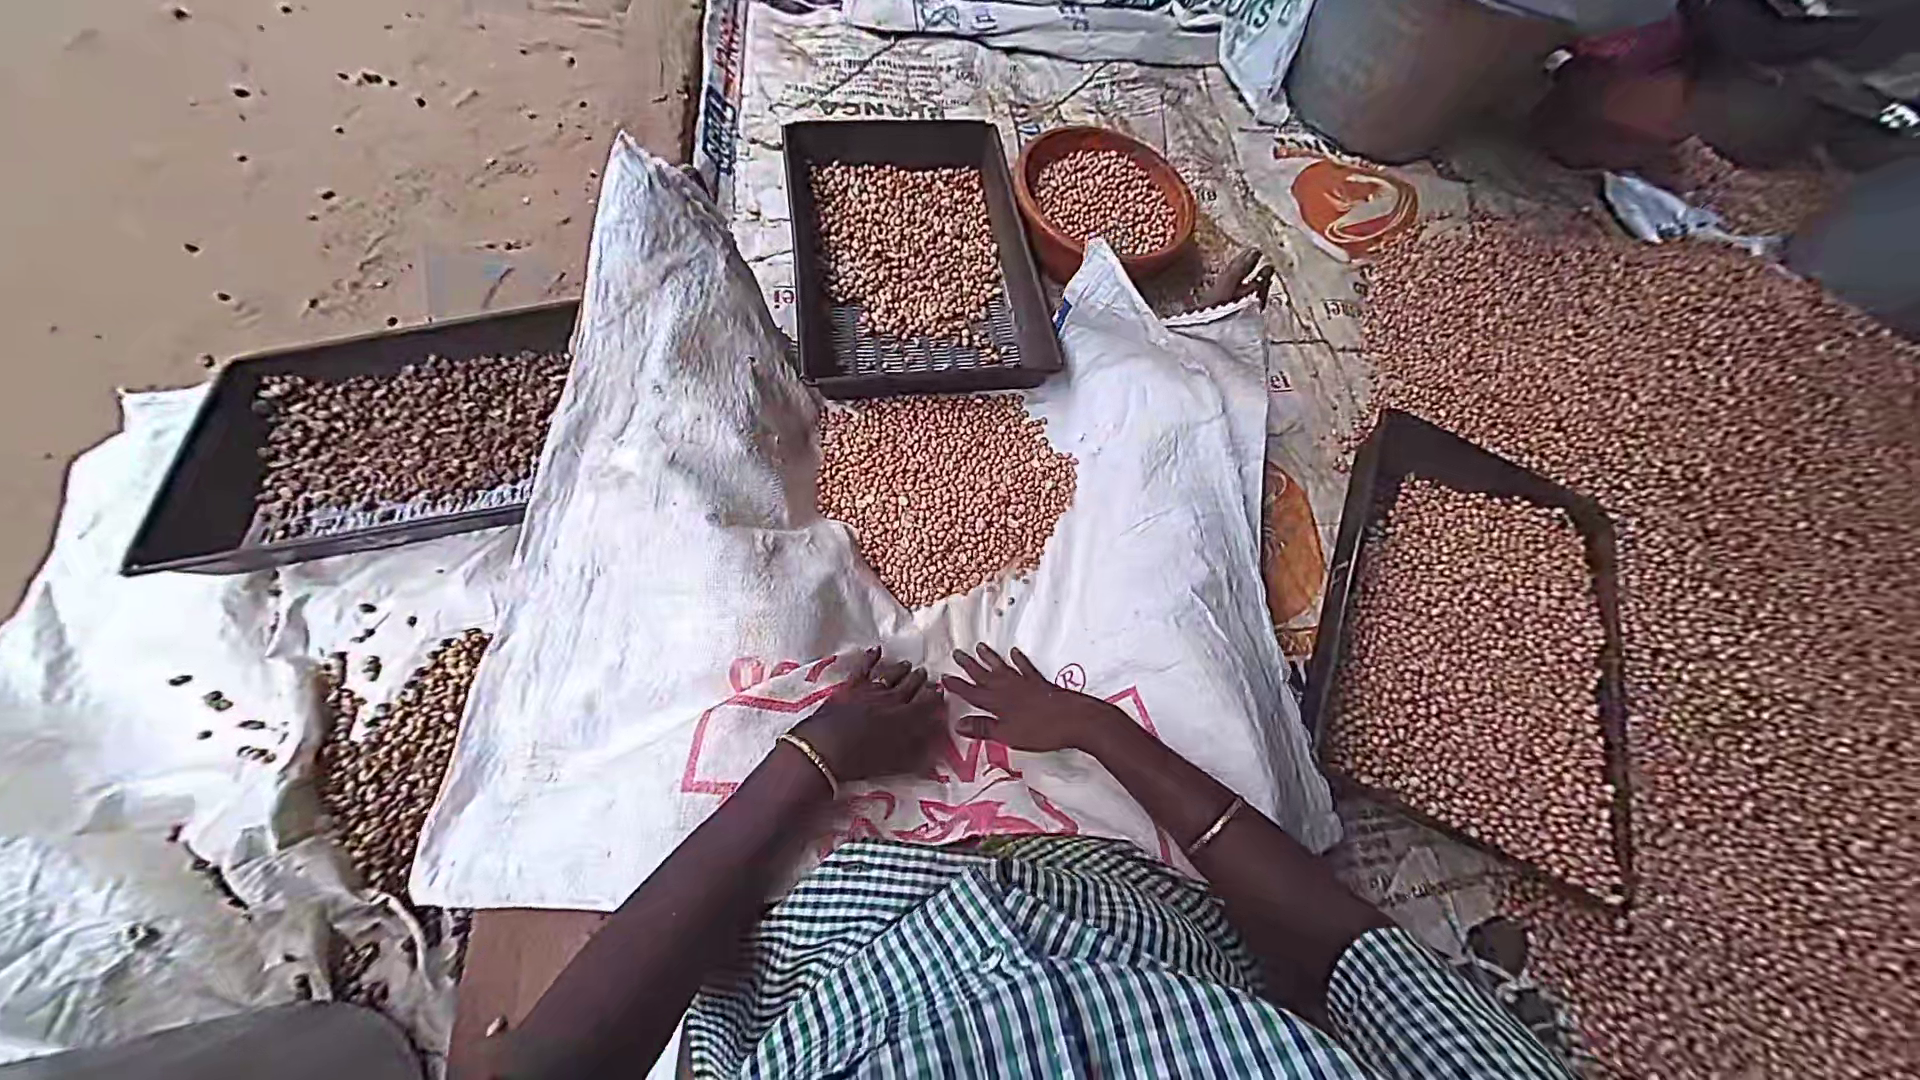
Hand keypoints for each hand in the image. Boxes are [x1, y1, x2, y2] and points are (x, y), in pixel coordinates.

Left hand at [790, 647, 944, 783]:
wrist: (827, 747)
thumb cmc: (862, 760)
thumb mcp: (896, 762)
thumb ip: (918, 752)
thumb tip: (936, 749)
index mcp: (905, 718)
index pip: (926, 703)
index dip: (934, 697)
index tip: (939, 692)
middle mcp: (892, 699)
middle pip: (911, 685)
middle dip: (920, 680)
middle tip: (925, 675)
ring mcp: (872, 690)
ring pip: (893, 674)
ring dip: (902, 669)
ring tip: (908, 665)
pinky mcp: (853, 686)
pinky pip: (864, 667)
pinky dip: (871, 657)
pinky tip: (876, 650)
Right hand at [942, 644, 1126, 752]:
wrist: (1075, 720)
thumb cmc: (1040, 731)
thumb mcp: (1007, 734)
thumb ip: (983, 729)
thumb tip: (958, 723)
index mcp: (997, 703)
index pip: (972, 693)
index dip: (957, 685)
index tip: (944, 677)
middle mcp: (1008, 688)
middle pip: (984, 675)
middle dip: (969, 665)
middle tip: (957, 653)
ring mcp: (1024, 683)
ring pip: (1001, 667)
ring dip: (990, 658)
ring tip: (980, 647)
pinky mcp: (1040, 683)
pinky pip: (1025, 667)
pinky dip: (1019, 660)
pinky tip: (1015, 652)